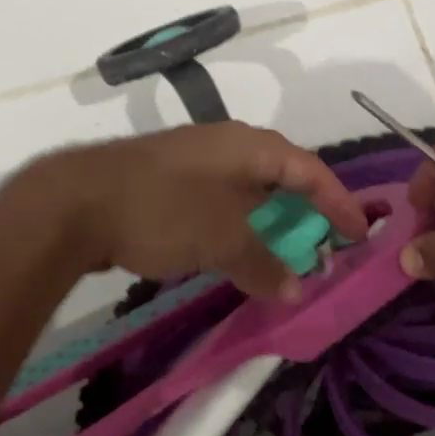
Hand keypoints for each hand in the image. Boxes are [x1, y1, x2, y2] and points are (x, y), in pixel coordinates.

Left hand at [27, 122, 366, 302]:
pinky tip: (234, 257)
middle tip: (324, 250)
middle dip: (305, 216)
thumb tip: (296, 289)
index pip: (310, 169)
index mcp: (249, 146)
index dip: (338, 202)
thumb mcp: (223, 239)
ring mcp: (194, 163)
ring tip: (284, 262)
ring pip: (248, 195)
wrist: (75, 202)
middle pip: (281, 179)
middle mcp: (226, 146)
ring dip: (269, 228)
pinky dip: (236, 232)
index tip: (359, 235)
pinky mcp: (167, 185)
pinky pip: (219, 206)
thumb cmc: (163, 209)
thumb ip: (264, 263)